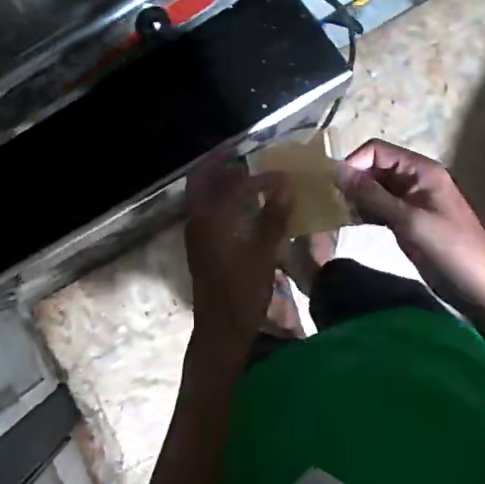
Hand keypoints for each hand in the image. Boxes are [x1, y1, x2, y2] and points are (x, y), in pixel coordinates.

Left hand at [184, 154, 293, 353]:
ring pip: (203, 197)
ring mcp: (197, 236)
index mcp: (209, 220)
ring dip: (220, 181)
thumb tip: (286, 184)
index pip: (233, 185)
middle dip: (220, 164)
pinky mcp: (203, 248)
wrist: (220, 332)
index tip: (282, 175)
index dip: (259, 177)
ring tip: (246, 172)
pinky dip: (223, 200)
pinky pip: (209, 212)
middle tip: (242, 151)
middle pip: (202, 181)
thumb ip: (273, 217)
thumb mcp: (263, 254)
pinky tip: (245, 206)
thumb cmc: (241, 292)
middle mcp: (197, 222)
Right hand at [336, 139, 484, 310]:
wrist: (482, 290)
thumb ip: (372, 195)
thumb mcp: (409, 220)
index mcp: (421, 169)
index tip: (332, 188)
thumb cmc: (450, 250)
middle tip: (328, 203)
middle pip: (374, 167)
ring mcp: (412, 201)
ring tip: (334, 214)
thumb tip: (337, 172)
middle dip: (351, 180)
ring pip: (375, 188)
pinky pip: (380, 207)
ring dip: (355, 197)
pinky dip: (364, 211)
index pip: (376, 150)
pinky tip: (349, 224)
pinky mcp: (409, 221)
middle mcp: (415, 179)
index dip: (353, 163)